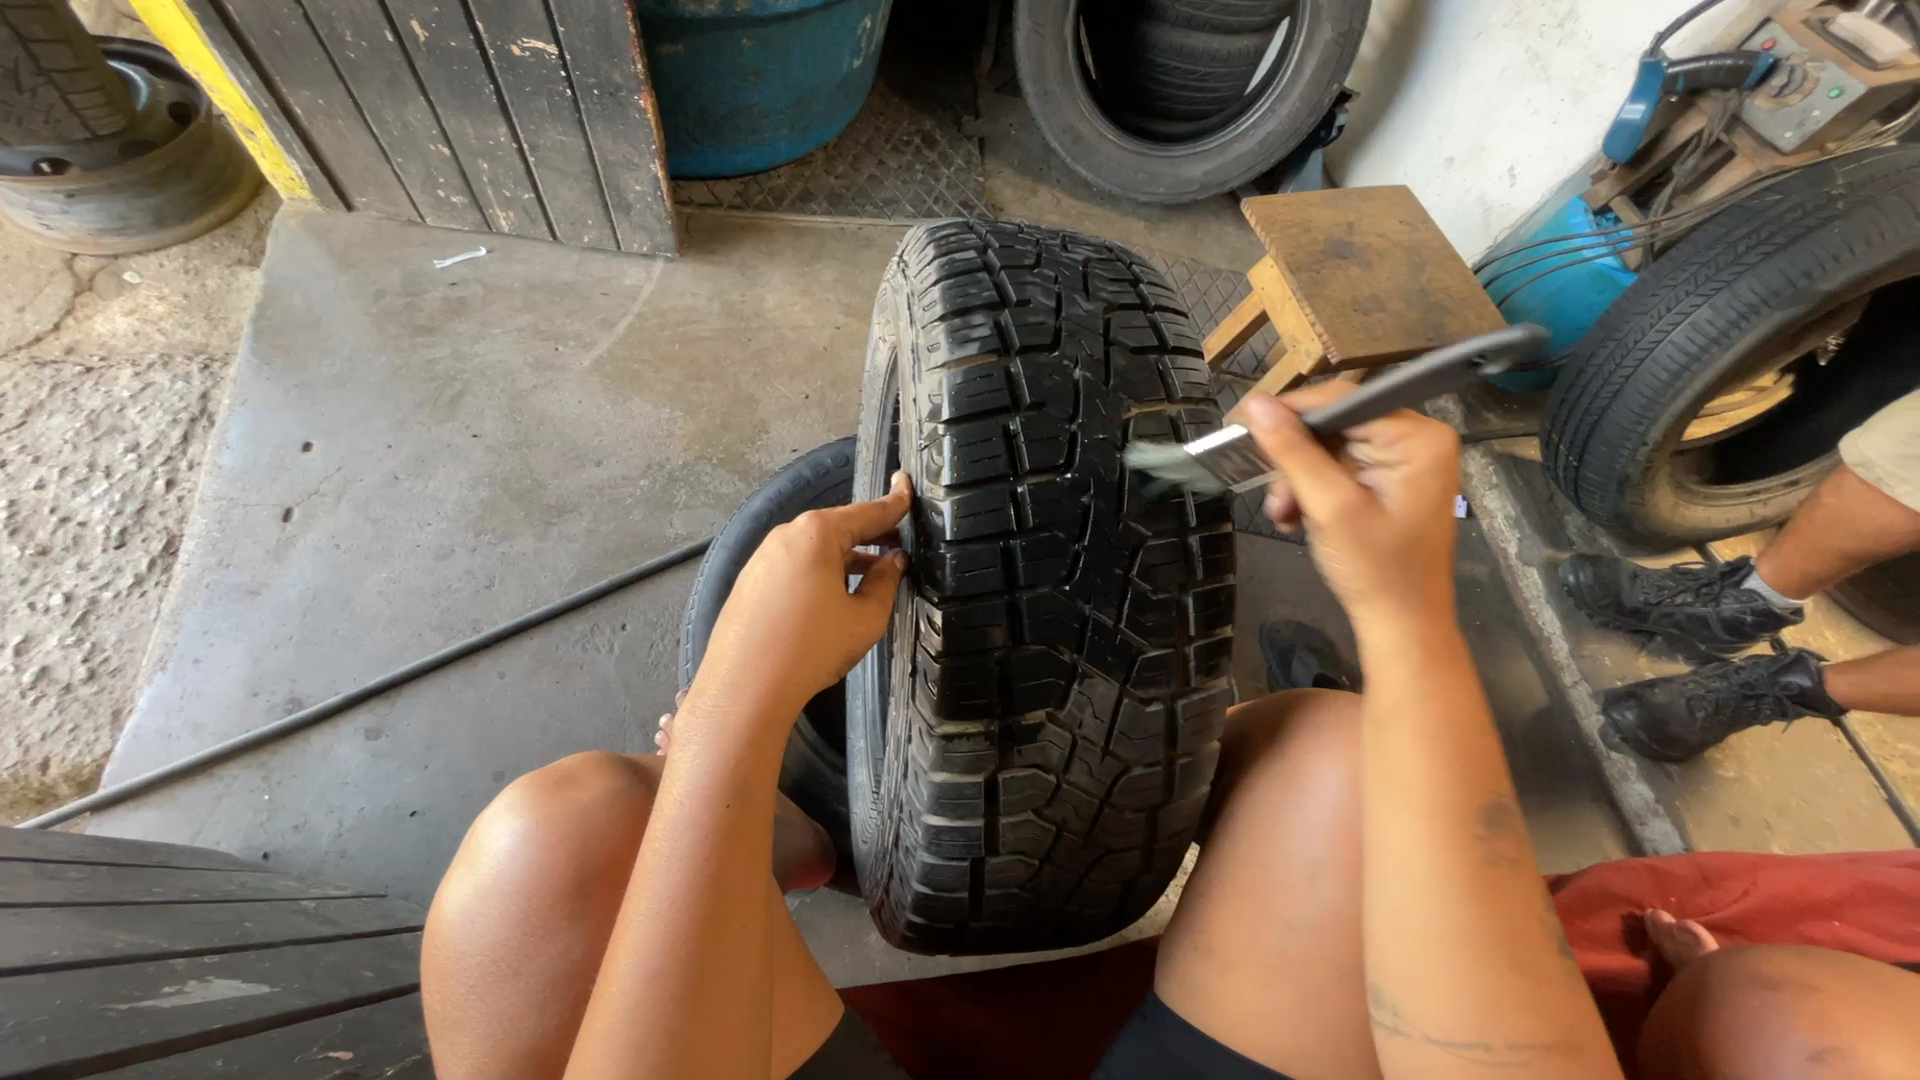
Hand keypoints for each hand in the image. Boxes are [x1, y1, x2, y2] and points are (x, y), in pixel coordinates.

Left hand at [688, 471, 911, 725]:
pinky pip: (793, 566)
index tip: (907, 489)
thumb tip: (894, 561)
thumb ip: (885, 582)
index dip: (893, 505)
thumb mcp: (864, 617)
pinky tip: (833, 595)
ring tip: (872, 573)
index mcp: (817, 534)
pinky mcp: (749, 583)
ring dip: (844, 556)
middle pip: (836, 527)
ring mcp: (762, 559)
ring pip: (813, 549)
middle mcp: (786, 536)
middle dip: (868, 533)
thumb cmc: (811, 648)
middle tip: (897, 540)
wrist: (745, 688)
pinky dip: (819, 572)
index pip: (866, 513)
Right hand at [1239, 385, 1459, 627]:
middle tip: (1273, 495)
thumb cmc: (1375, 569)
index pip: (1341, 399)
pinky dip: (1312, 490)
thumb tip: (1254, 404)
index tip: (1242, 424)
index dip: (1289, 411)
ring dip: (1298, 480)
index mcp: (1417, 437)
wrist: (1400, 621)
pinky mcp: (1390, 479)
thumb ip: (1293, 452)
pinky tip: (1298, 518)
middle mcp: (1416, 438)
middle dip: (1295, 460)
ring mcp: (1404, 460)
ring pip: (1329, 448)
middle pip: (1334, 424)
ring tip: (1285, 515)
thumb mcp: (1328, 507)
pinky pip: (1338, 468)